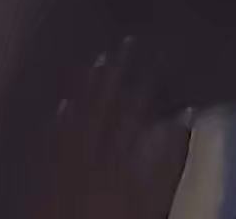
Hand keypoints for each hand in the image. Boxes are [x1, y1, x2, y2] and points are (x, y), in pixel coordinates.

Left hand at [33, 39, 188, 218]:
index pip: (140, 101)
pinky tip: (64, 102)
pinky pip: (56, 138)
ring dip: (91, 84)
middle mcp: (95, 145)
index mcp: (122, 148)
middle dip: (120, 67)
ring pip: (82, 111)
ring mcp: (69, 158)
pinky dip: (62, 118)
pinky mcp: (49, 175)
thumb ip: (173, 154)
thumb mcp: (157, 194)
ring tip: (99, 57)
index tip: (160, 51)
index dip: (152, 74)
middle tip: (128, 40)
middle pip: (109, 99)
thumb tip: (186, 115)